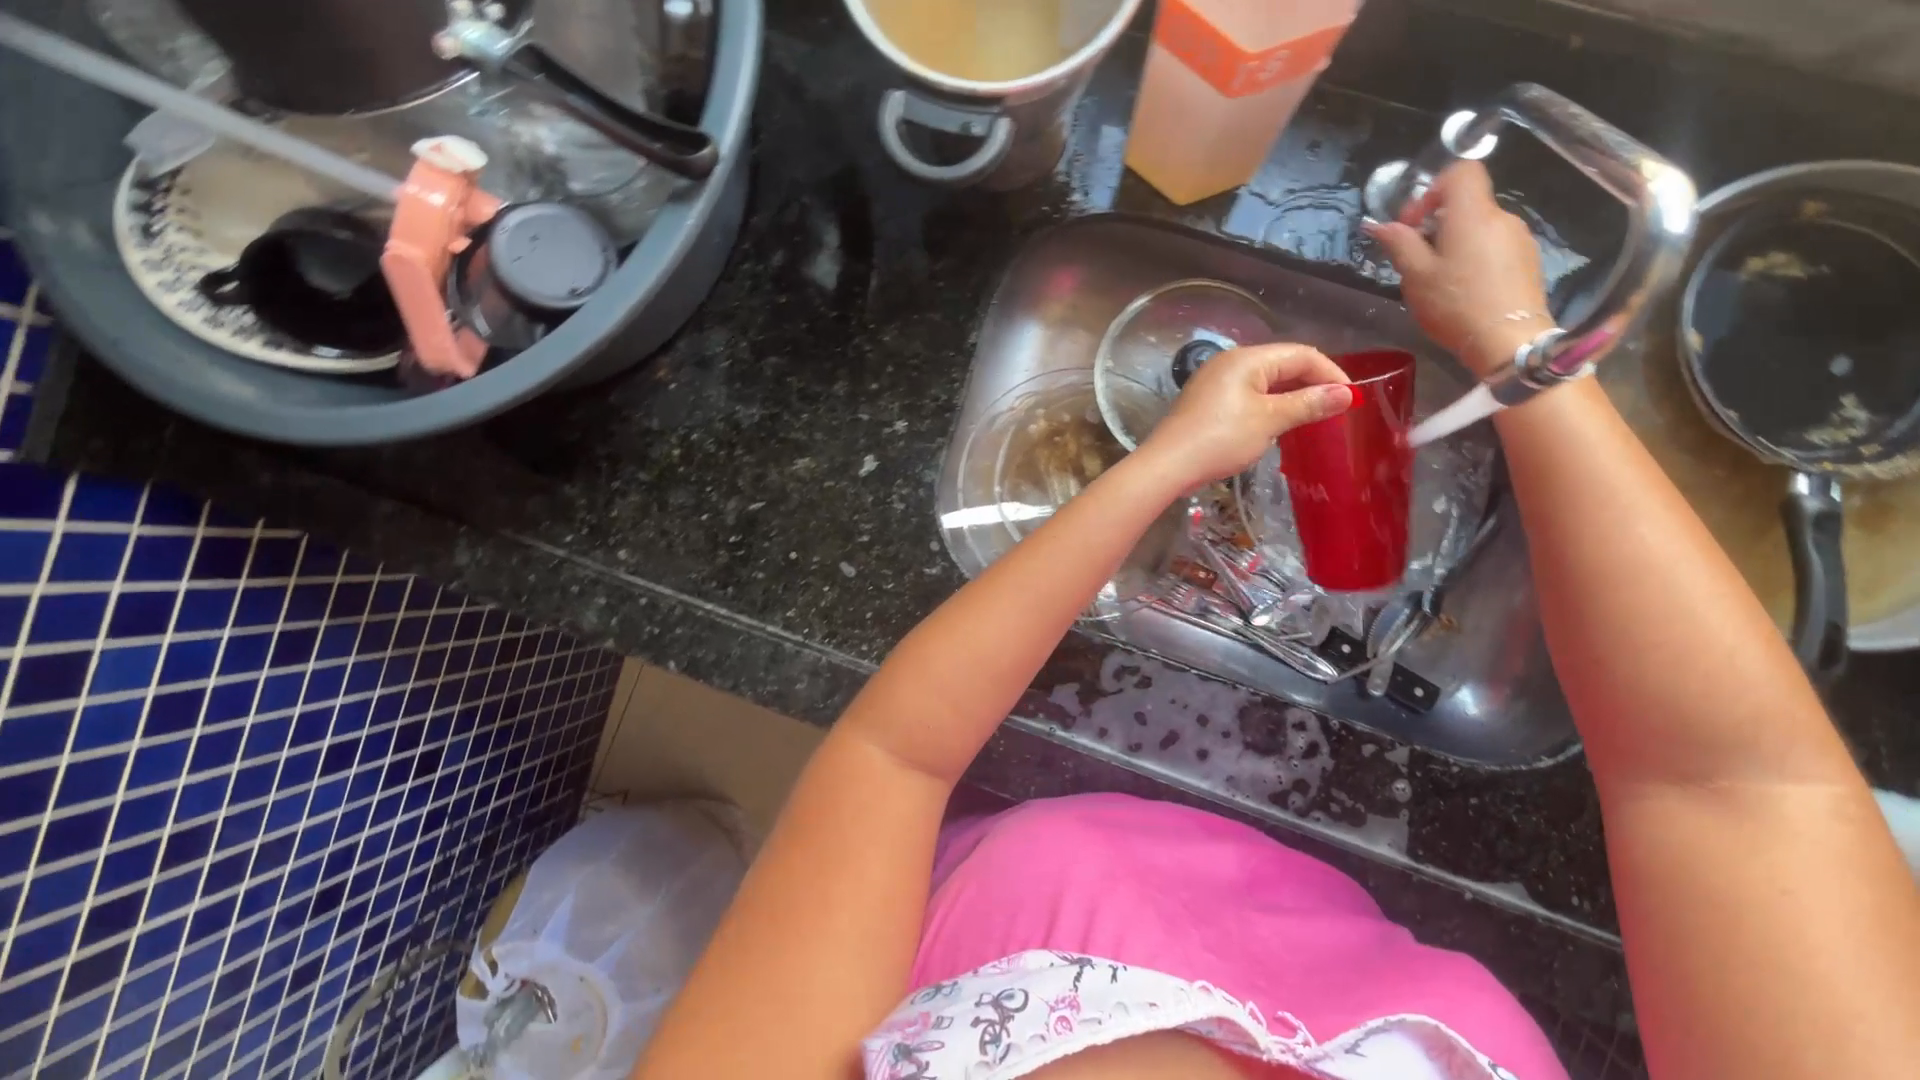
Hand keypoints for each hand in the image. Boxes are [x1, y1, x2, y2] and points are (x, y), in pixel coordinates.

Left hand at [1137, 343, 1352, 487]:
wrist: (1168, 465)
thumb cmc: (1221, 439)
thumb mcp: (1270, 420)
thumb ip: (1308, 404)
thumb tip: (1347, 393)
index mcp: (1247, 358)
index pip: (1301, 354)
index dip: (1331, 372)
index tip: (1352, 398)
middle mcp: (1231, 362)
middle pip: (1284, 363)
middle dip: (1313, 383)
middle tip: (1336, 409)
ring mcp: (1217, 381)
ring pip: (1267, 380)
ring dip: (1293, 395)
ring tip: (1315, 417)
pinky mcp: (1209, 401)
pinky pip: (1250, 394)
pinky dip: (1271, 404)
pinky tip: (1281, 423)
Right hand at [1366, 161, 1555, 377]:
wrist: (1508, 339)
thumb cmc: (1455, 304)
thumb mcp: (1416, 276)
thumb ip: (1399, 243)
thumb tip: (1381, 225)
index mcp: (1472, 214)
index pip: (1462, 171)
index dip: (1434, 187)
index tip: (1415, 221)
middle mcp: (1501, 217)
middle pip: (1468, 203)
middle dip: (1439, 223)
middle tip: (1418, 258)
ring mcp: (1519, 238)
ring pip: (1481, 227)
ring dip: (1457, 242)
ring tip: (1441, 279)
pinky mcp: (1528, 259)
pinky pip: (1496, 246)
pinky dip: (1477, 257)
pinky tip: (1466, 289)